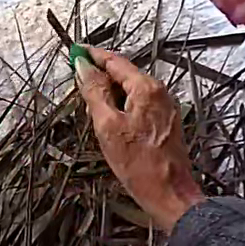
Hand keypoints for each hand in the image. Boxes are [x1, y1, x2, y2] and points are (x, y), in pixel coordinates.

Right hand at [75, 46, 205, 231]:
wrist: (169, 193)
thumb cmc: (139, 164)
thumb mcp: (107, 125)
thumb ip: (95, 92)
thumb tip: (83, 67)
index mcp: (146, 88)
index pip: (115, 60)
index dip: (92, 55)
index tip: (76, 52)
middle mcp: (159, 92)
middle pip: (124, 74)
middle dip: (100, 76)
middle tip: (78, 81)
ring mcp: (164, 107)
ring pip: (130, 90)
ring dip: (110, 93)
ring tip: (91, 106)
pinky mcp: (165, 121)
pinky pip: (139, 104)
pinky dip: (121, 106)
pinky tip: (110, 121)